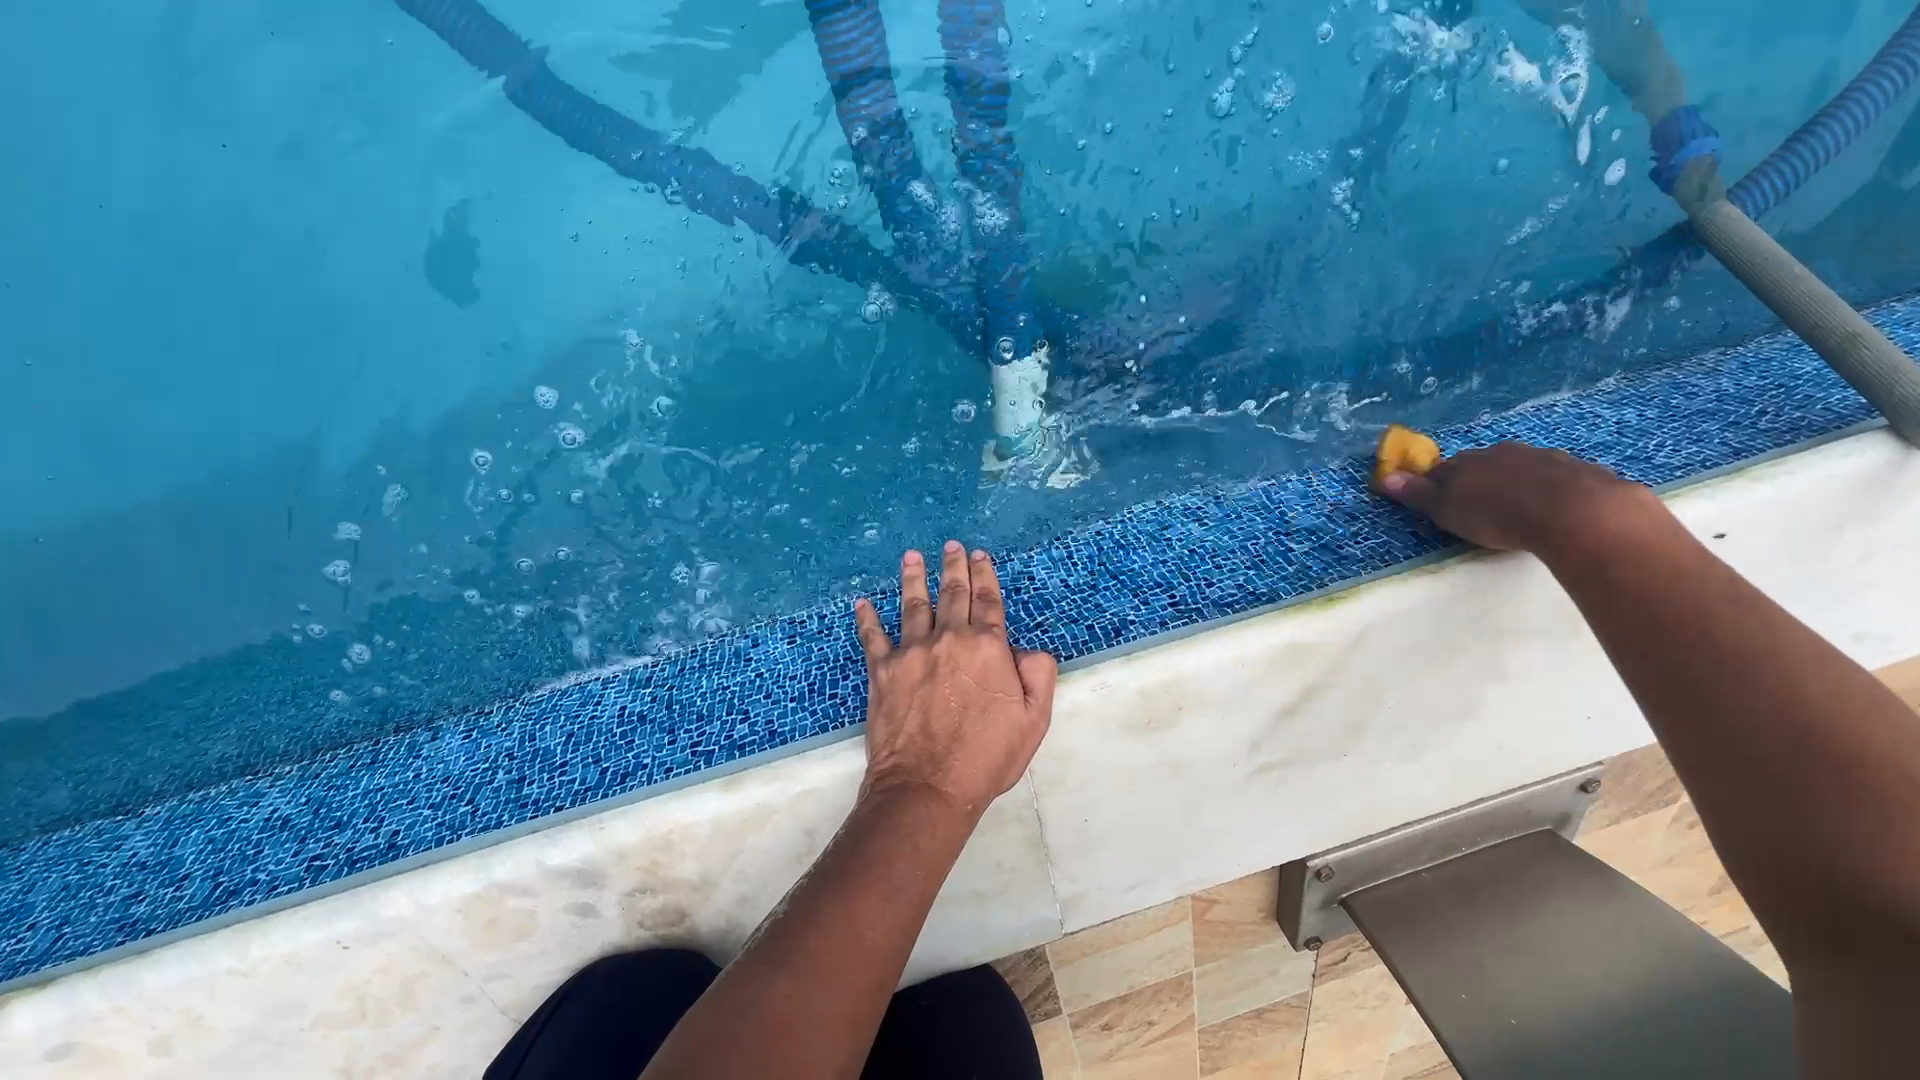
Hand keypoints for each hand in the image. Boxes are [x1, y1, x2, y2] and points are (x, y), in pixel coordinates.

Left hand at [852, 542, 1057, 823]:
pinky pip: (872, 637)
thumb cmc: (985, 758)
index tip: (980, 556)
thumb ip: (1038, 676)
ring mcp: (912, 653)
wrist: (928, 786)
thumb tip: (1027, 650)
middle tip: (951, 546)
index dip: (985, 575)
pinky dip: (867, 618)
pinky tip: (863, 603)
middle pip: (952, 594)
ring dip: (913, 578)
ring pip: (913, 605)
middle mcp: (949, 640)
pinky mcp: (882, 671)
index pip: (988, 601)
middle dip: (953, 567)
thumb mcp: (1033, 721)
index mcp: (987, 648)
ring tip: (912, 557)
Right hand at [1376, 442, 1661, 556]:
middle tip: (1482, 508)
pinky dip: (1551, 488)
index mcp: (1467, 463)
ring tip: (1520, 508)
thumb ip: (1419, 495)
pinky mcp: (1577, 469)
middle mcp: (1501, 452)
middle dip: (1479, 480)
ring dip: (1516, 482)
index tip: (1442, 503)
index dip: (1440, 485)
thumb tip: (1385, 477)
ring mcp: (1541, 456)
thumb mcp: (1449, 512)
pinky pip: (1556, 476)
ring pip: (1520, 467)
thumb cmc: (1499, 516)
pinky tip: (1556, 507)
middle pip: (1482, 464)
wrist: (1575, 512)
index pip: (1443, 470)